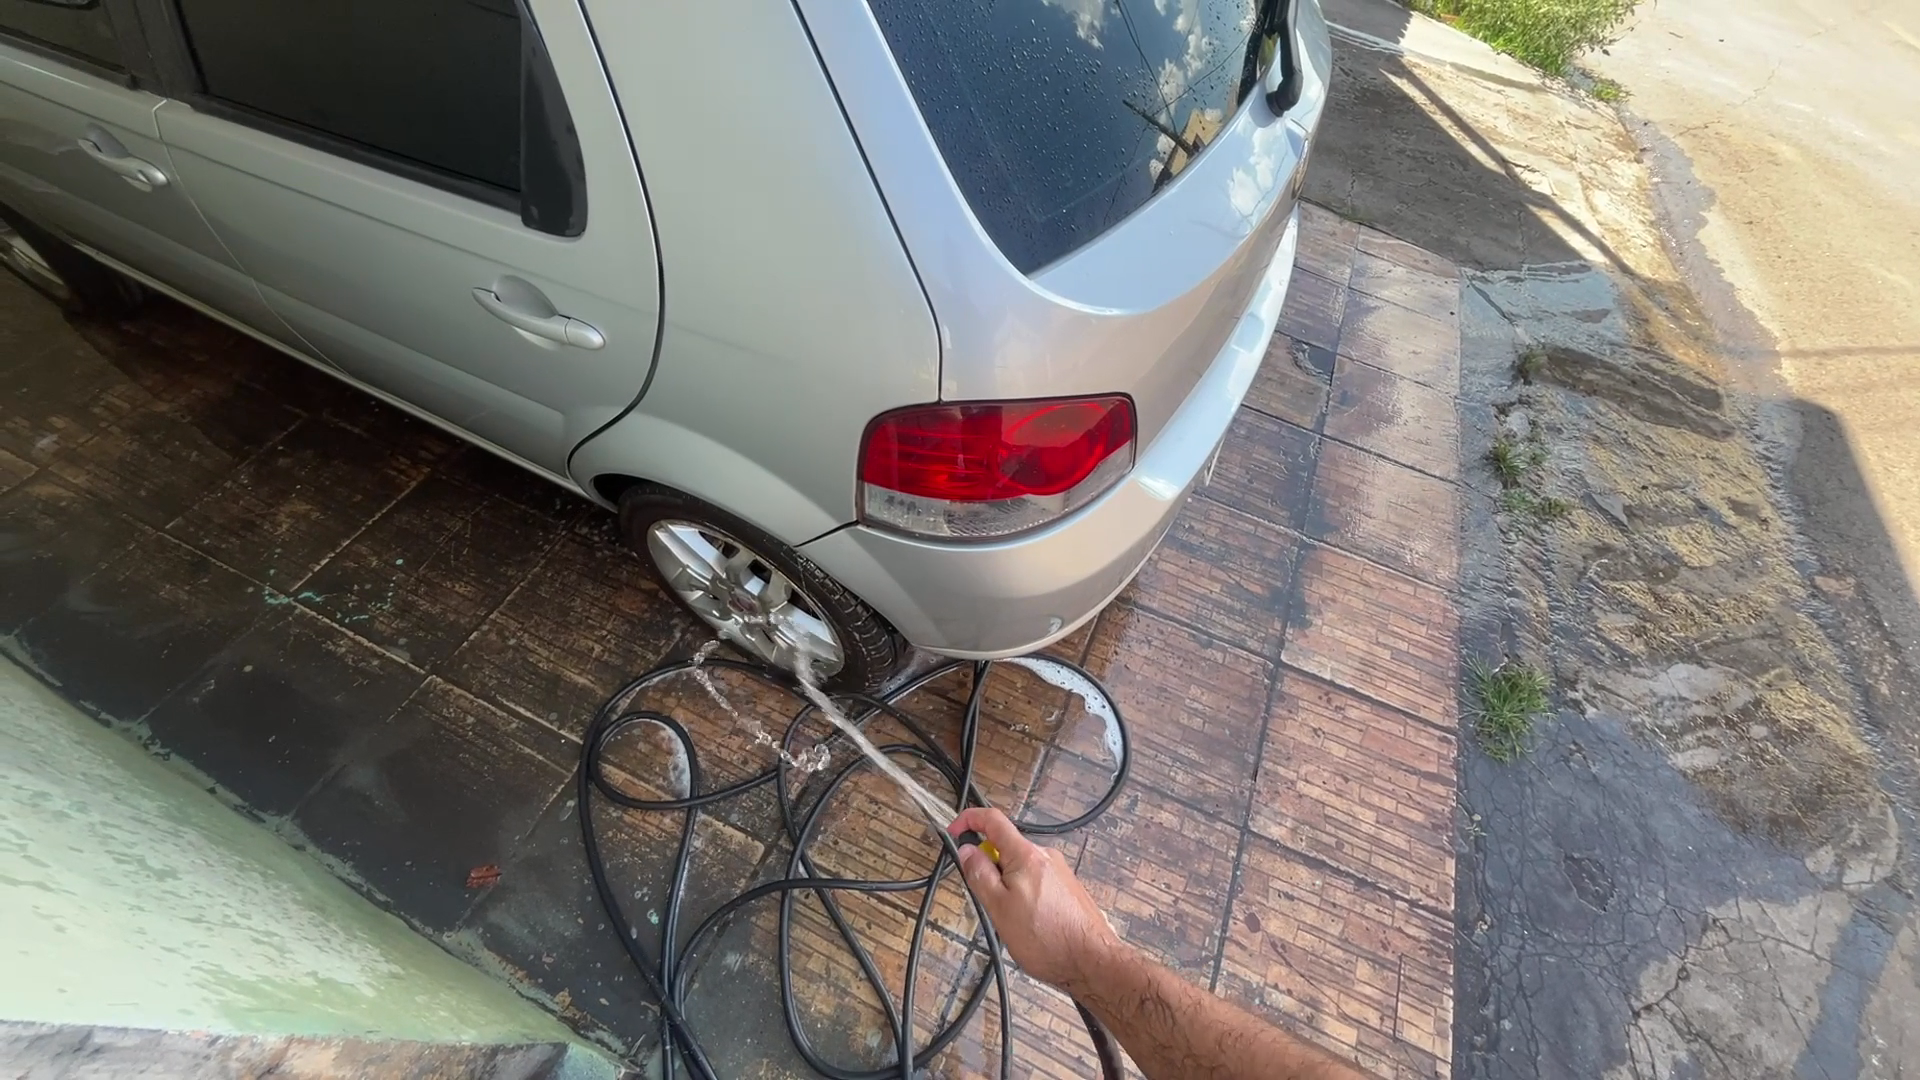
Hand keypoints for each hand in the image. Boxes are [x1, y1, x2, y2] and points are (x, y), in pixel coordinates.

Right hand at [948, 806, 1123, 990]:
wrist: (1093, 961)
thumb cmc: (1047, 938)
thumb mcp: (999, 908)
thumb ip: (980, 875)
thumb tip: (967, 850)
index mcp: (1026, 854)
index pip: (992, 819)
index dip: (968, 820)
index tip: (954, 832)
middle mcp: (1044, 855)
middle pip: (1005, 846)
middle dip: (989, 868)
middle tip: (988, 901)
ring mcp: (1058, 870)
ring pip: (1020, 867)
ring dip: (1007, 886)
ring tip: (1014, 921)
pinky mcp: (1066, 887)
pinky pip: (1035, 880)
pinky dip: (1023, 894)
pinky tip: (1031, 924)